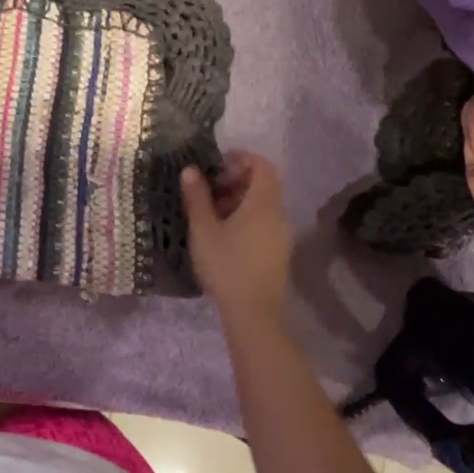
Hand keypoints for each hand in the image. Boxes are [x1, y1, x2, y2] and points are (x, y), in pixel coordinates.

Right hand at [181, 151, 292, 323]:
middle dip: (237, 181)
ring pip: (264, 205)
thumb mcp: (204, 230)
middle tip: (209, 190)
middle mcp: (279, 215)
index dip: (242, 158)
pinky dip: (247, 217)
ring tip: (212, 214)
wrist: (254, 314)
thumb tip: (191, 170)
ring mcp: (282, 235)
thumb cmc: (226, 266)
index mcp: (263, 204)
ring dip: (240, 201)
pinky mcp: (279, 252)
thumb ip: (197, 197)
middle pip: (264, 185)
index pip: (262, 166)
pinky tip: (225, 235)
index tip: (218, 163)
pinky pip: (266, 222)